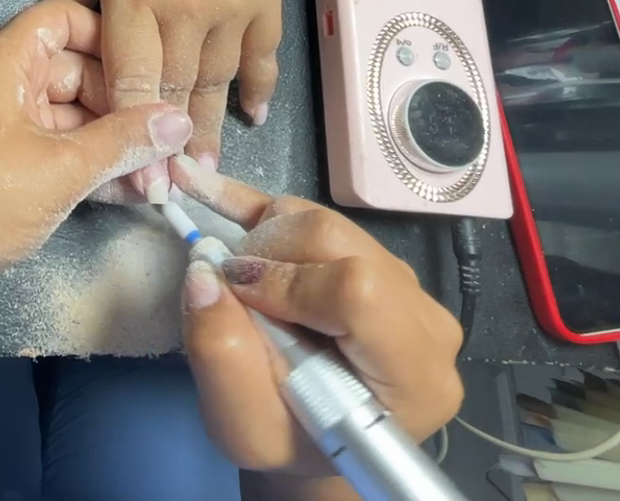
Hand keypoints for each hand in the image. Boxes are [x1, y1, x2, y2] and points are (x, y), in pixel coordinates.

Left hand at [0, 0, 192, 289]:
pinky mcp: (15, 161)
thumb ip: (122, 142)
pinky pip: (64, 150)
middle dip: (127, 110)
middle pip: (81, 73)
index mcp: (10, 60)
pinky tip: (136, 193)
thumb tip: (177, 121)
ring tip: (165, 179)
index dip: (111, 36)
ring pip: (78, 118)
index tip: (155, 69)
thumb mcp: (57, 168)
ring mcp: (12, 123)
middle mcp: (11, 82)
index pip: (66, 19)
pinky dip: (94, 168)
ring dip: (117, 146)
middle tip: (175, 146)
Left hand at [55, 0, 321, 178]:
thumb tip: (69, 52)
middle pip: (175, 91)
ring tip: (203, 171)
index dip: (130, 129)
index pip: (131, 77)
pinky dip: (258, 90)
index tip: (130, 171)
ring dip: (209, 131)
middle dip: (169, 146)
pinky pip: (261, 59)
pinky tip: (251, 118)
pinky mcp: (267, 4)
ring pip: (216, 84)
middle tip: (166, 190)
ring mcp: (233, 9)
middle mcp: (186, 10)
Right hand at [172, 155, 463, 473]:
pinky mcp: (361, 249)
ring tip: (240, 275)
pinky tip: (198, 183)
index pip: (355, 289)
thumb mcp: (243, 426)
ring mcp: (398, 277)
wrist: (308, 432)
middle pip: (334, 238)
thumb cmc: (285, 437)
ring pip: (319, 219)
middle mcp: (421, 316)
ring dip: (261, 236)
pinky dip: (249, 200)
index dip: (284, 282)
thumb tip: (204, 274)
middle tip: (229, 284)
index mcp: (413, 372)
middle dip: (264, 252)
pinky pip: (306, 210)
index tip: (235, 295)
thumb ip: (222, 357)